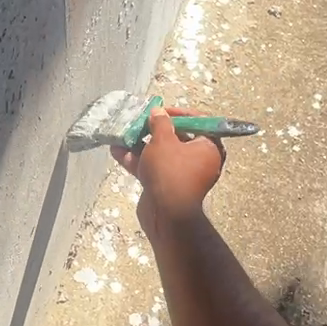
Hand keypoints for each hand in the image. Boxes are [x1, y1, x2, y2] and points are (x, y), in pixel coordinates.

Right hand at [111, 107, 225, 235]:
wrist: (166, 215)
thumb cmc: (170, 172)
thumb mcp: (163, 141)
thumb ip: (160, 123)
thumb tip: (158, 112)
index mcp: (208, 147)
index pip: (198, 122)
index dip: (178, 113)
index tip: (161, 111)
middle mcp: (199, 160)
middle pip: (177, 138)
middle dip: (154, 129)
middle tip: (140, 121)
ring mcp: (181, 175)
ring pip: (161, 154)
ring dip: (141, 144)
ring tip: (123, 134)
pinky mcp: (166, 186)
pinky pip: (153, 168)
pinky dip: (137, 160)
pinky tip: (117, 151)